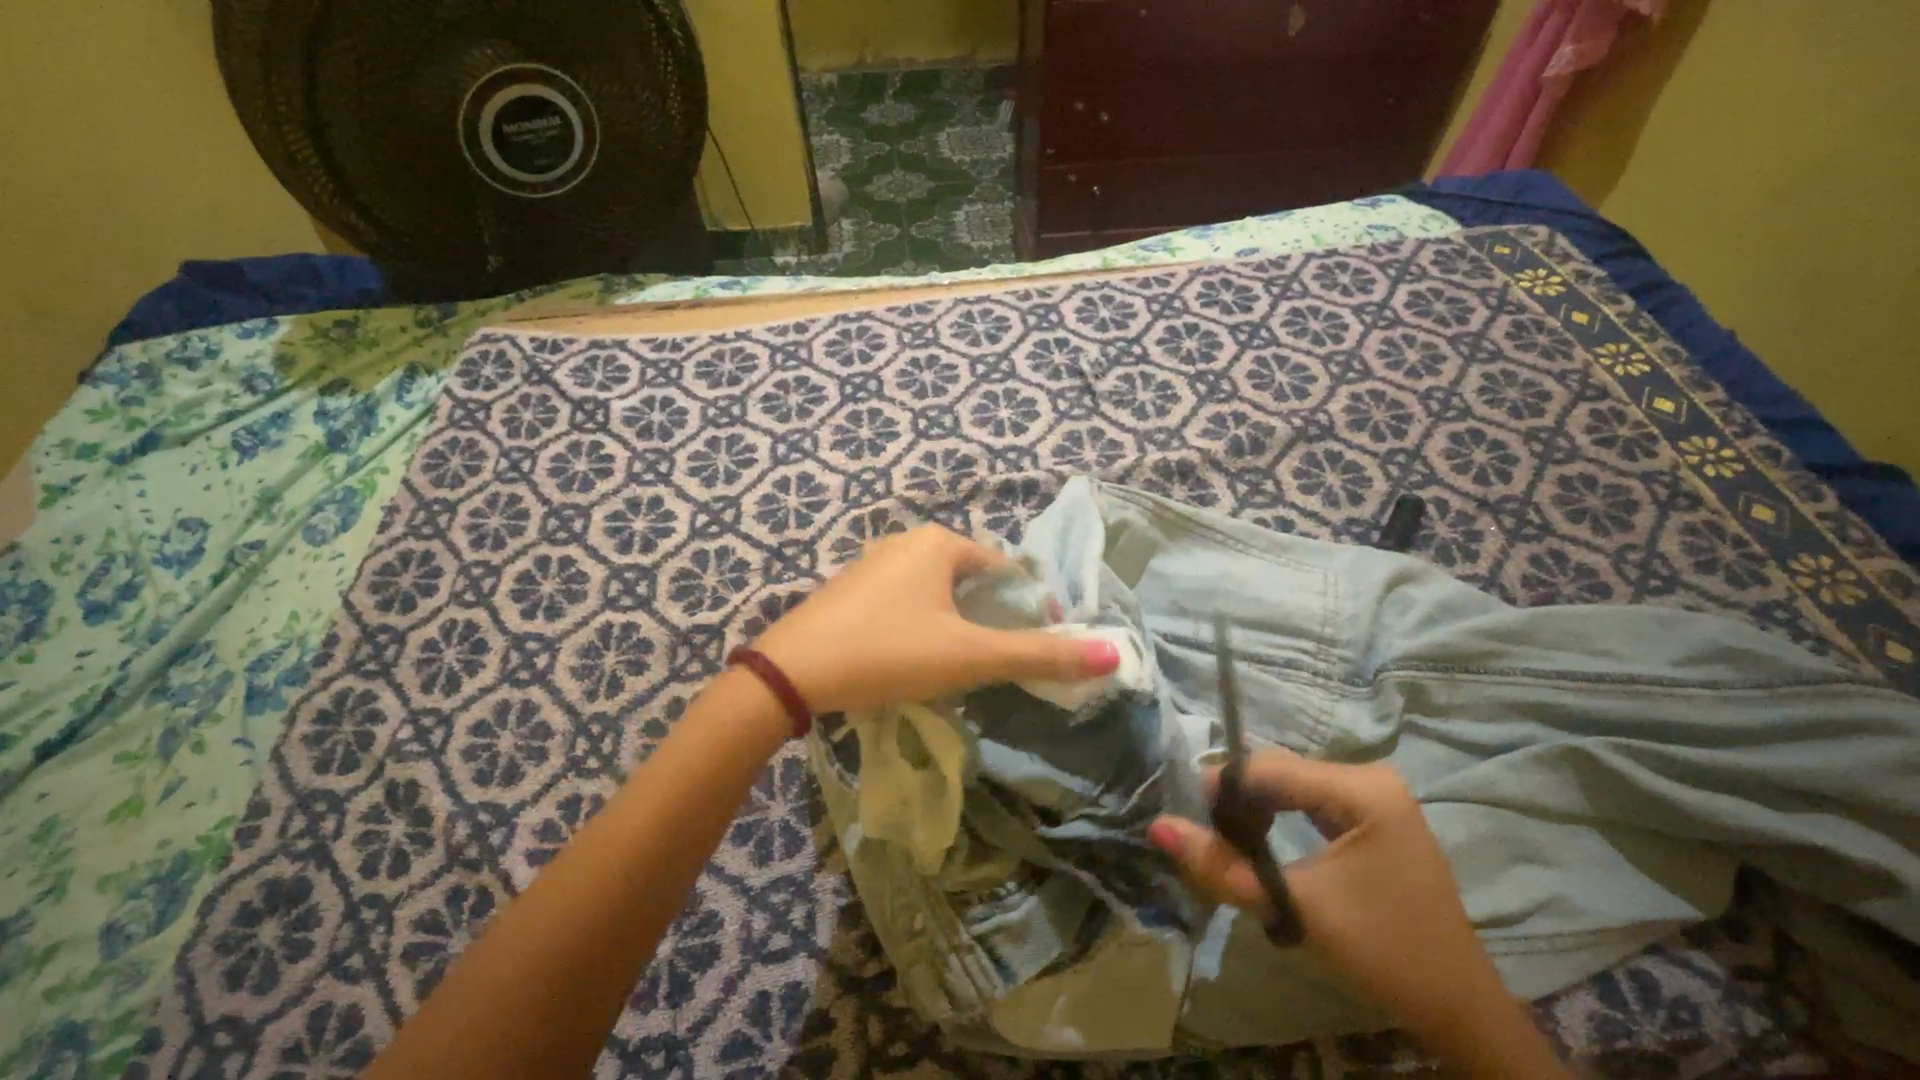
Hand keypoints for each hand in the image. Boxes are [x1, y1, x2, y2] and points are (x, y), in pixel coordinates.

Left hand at [752, 525, 1119, 714]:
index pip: (1006, 570)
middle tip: (994, 664)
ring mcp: (872, 564)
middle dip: (990, 619)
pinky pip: (903, 603)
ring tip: (957, 669)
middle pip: (971, 581)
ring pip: (936, 594)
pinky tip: (911, 662)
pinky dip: (920, 627)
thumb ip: (1038, 656)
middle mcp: (906, 541)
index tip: (1033, 650)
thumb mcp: (969, 656)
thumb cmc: (888, 653)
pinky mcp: (848, 591)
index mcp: (939, 543)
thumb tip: (1113, 654)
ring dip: (955, 626)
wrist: (791, 673)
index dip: (1028, 609)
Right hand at [1148, 753, 1570, 1077]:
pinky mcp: (1373, 818)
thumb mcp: (1294, 907)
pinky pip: (1309, 804)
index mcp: (1361, 788)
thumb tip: (1156, 826)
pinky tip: (1259, 849)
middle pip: (1278, 772)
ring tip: (1226, 851)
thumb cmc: (1381, 951)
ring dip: (1254, 814)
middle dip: (1236, 804)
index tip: (1183, 821)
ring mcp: (1375, 797)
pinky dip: (1278, 821)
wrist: (1455, 1005)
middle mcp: (1369, 777)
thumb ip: (1222, 866)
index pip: (1268, 768)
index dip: (1219, 789)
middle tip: (1203, 843)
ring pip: (1290, 787)